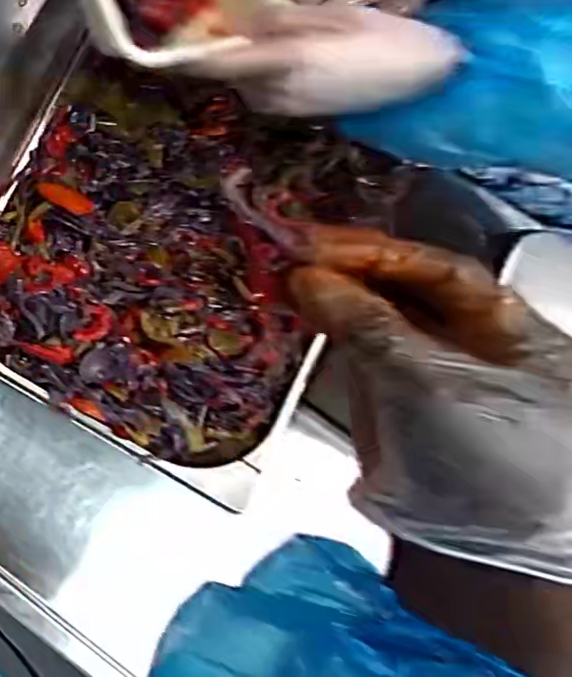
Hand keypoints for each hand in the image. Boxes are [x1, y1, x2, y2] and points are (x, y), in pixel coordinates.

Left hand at [181, 3, 461, 115]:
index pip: (206, 63)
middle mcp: (265, 89)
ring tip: (265, 38)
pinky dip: (258, 72)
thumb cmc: (388, 39)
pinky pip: (256, 86)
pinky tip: (285, 58)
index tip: (142, 46)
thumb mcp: (335, 16)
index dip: (172, 56)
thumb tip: (234, 20)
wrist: (438, 80)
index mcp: (277, 61)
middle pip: (218, 69)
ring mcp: (274, 104)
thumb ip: (278, 19)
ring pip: (237, 77)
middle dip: (212, 49)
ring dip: (240, 60)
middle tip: (209, 25)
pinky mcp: (285, 112)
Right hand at [288, 228, 571, 583]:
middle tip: (282, 249)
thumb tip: (306, 274)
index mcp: (511, 334)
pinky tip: (284, 305)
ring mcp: (422, 363)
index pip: (440, 269)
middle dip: (342, 263)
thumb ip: (367, 321)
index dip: (377, 250)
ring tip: (273, 272)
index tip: (312, 241)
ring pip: (368, 307)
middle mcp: (469, 341)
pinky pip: (346, 335)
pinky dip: (314, 315)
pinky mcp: (382, 385)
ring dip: (321, 287)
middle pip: (401, 284)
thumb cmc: (491, 456)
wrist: (480, 543)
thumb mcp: (431, 380)